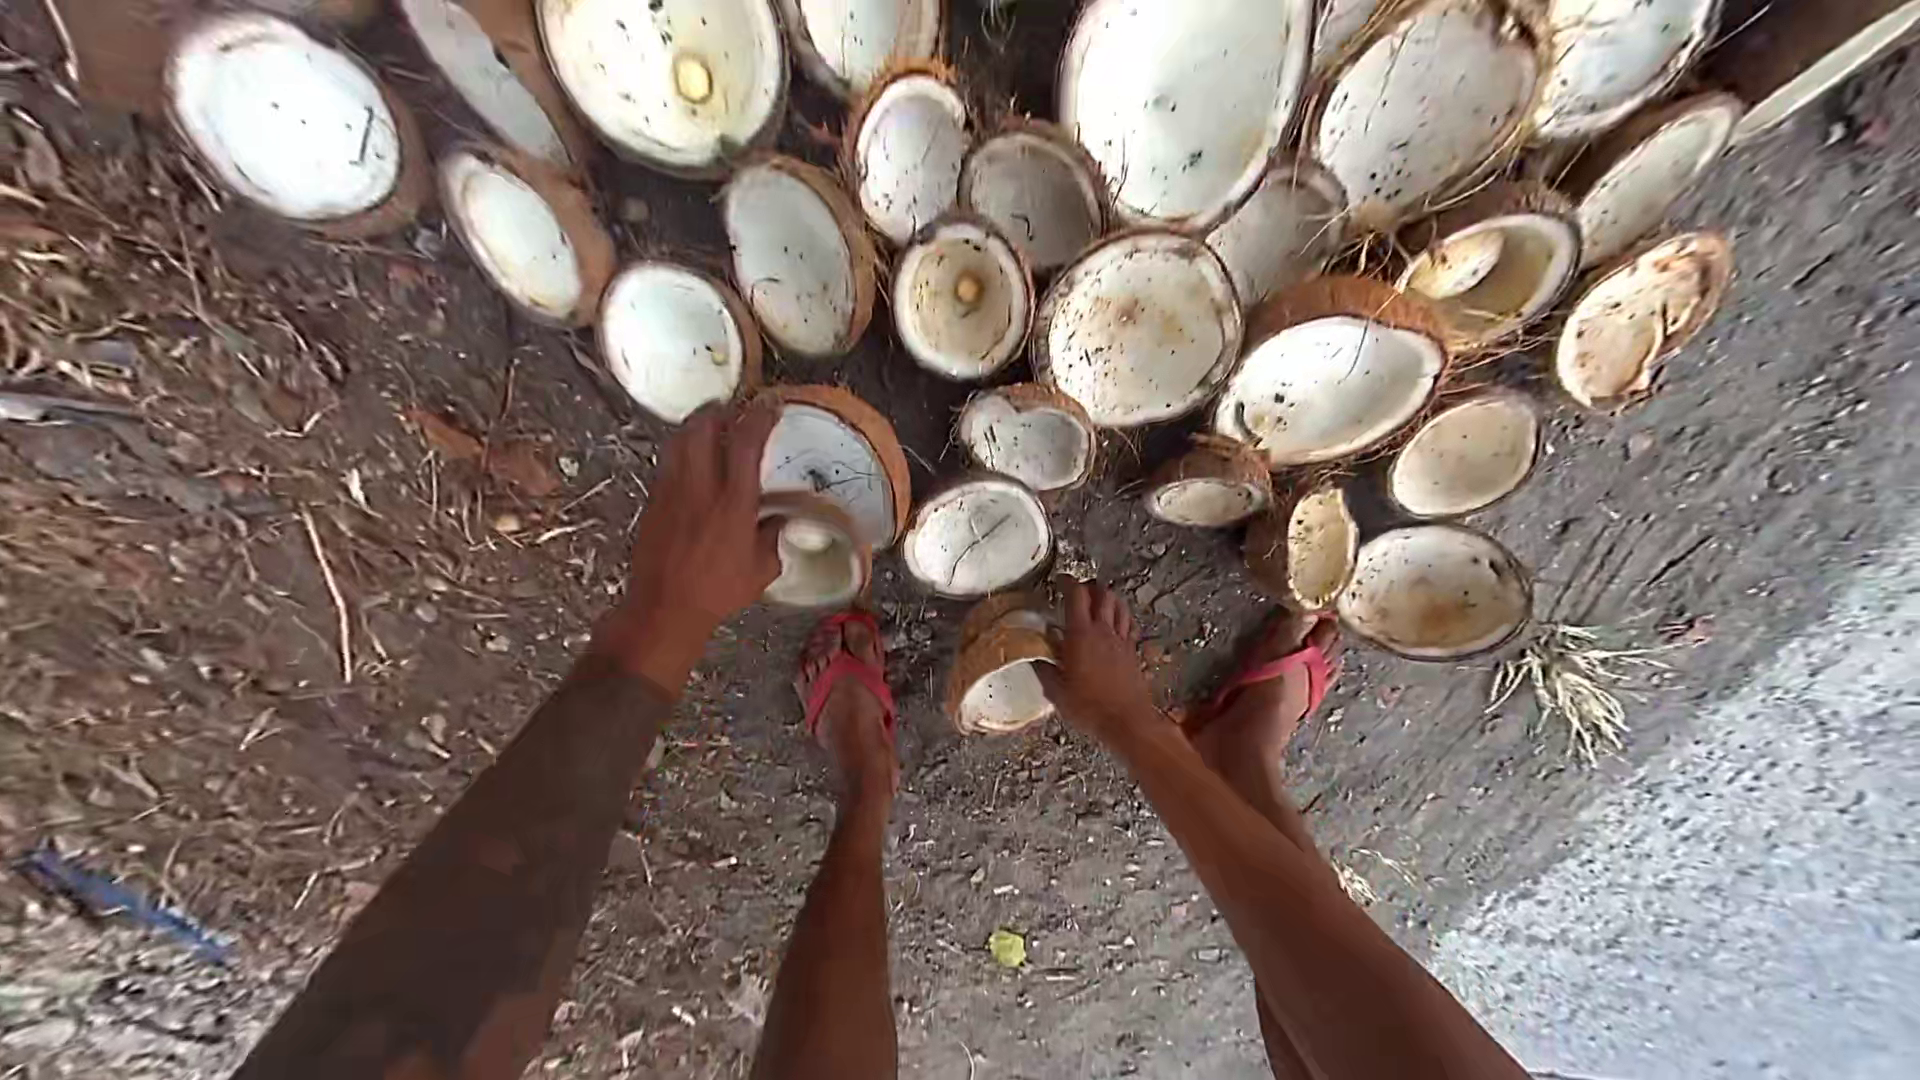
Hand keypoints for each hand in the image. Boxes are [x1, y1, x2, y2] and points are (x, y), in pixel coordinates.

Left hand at [592, 402, 781, 685]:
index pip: (745, 444)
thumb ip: (773, 536)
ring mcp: (672, 491)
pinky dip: (683, 449)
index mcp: (734, 503)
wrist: (664, 607)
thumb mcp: (762, 568)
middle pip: (703, 427)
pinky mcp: (654, 500)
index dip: (759, 417)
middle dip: (720, 410)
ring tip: (712, 425)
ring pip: (680, 439)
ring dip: (698, 425)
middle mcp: (700, 488)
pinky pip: (669, 461)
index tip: (770, 405)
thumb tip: (779, 519)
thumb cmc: (719, 590)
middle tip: (734, 408)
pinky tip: (694, 460)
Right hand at [1038, 580, 1159, 738]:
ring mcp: (1121, 640)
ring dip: (1107, 597)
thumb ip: (1045, 668)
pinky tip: (1114, 623)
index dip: (1068, 582)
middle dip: (1089, 586)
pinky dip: (1121, 616)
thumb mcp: (1057, 691)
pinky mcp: (1133, 651)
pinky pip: (1128, 624)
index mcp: (1080, 635)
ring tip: (1097, 601)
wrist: (1128, 721)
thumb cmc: (1089, 707)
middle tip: (1078, 590)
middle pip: (1102, 593)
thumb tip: (1035, 656)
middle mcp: (1103, 631)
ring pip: (1118, 604)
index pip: (1076, 595)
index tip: (1059, 581)